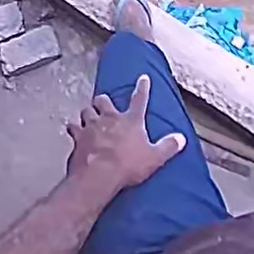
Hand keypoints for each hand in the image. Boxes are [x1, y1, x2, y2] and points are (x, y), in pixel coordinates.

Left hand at [66, 75, 183, 194]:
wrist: (100, 175)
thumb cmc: (128, 165)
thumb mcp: (155, 158)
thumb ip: (168, 146)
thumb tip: (181, 138)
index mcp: (131, 121)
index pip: (139, 99)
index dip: (142, 88)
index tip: (143, 78)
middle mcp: (110, 118)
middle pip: (104, 100)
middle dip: (103, 101)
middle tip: (104, 104)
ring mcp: (91, 125)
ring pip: (86, 110)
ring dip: (88, 112)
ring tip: (89, 116)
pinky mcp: (78, 136)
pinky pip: (73, 127)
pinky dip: (73, 128)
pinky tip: (74, 130)